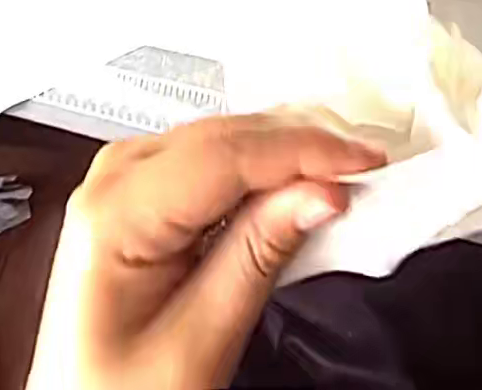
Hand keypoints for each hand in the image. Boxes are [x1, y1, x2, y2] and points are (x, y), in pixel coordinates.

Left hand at [27, 114, 383, 389]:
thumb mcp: (196, 347)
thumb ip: (259, 256)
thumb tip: (323, 191)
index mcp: (115, 210)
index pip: (228, 154)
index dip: (304, 150)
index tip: (364, 162)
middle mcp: (118, 172)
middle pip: (231, 136)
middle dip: (304, 146)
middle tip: (365, 167)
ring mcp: (131, 170)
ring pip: (231, 136)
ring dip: (290, 151)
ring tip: (342, 173)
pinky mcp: (150, 179)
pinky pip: (220, 153)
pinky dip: (267, 163)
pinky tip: (298, 180)